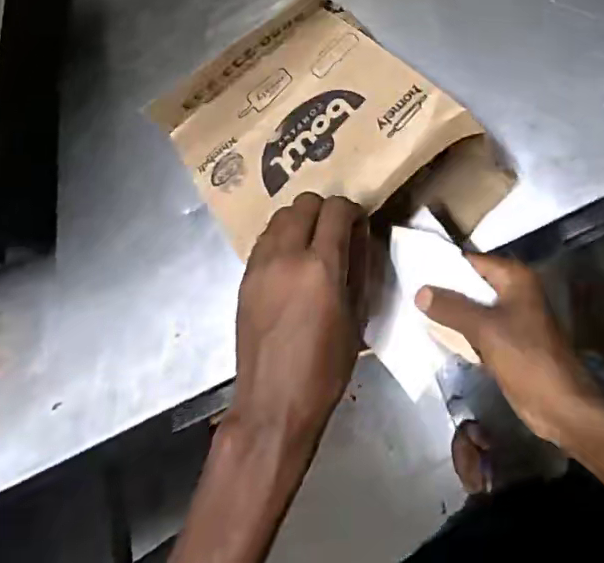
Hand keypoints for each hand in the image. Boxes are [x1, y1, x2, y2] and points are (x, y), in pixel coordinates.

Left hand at [232, 193, 368, 445]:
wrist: (273, 401)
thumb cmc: (324, 368)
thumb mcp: (356, 318)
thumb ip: (358, 268)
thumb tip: (359, 236)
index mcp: (321, 267)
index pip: (336, 210)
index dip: (351, 210)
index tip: (357, 223)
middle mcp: (287, 255)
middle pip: (305, 203)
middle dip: (325, 210)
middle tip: (335, 231)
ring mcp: (261, 263)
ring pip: (281, 215)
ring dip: (300, 220)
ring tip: (311, 243)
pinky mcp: (245, 275)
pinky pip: (265, 238)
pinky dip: (281, 237)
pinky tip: (290, 261)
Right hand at [416, 254, 603, 444]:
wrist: (562, 407)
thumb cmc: (527, 359)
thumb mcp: (485, 329)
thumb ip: (451, 308)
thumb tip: (419, 291)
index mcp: (515, 278)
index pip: (472, 261)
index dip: (444, 264)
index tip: (415, 269)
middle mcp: (515, 291)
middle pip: (472, 283)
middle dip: (445, 289)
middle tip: (411, 290)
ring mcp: (513, 317)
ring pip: (473, 307)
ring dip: (451, 311)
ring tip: (416, 310)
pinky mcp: (509, 341)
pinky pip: (478, 328)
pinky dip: (461, 330)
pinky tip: (436, 333)